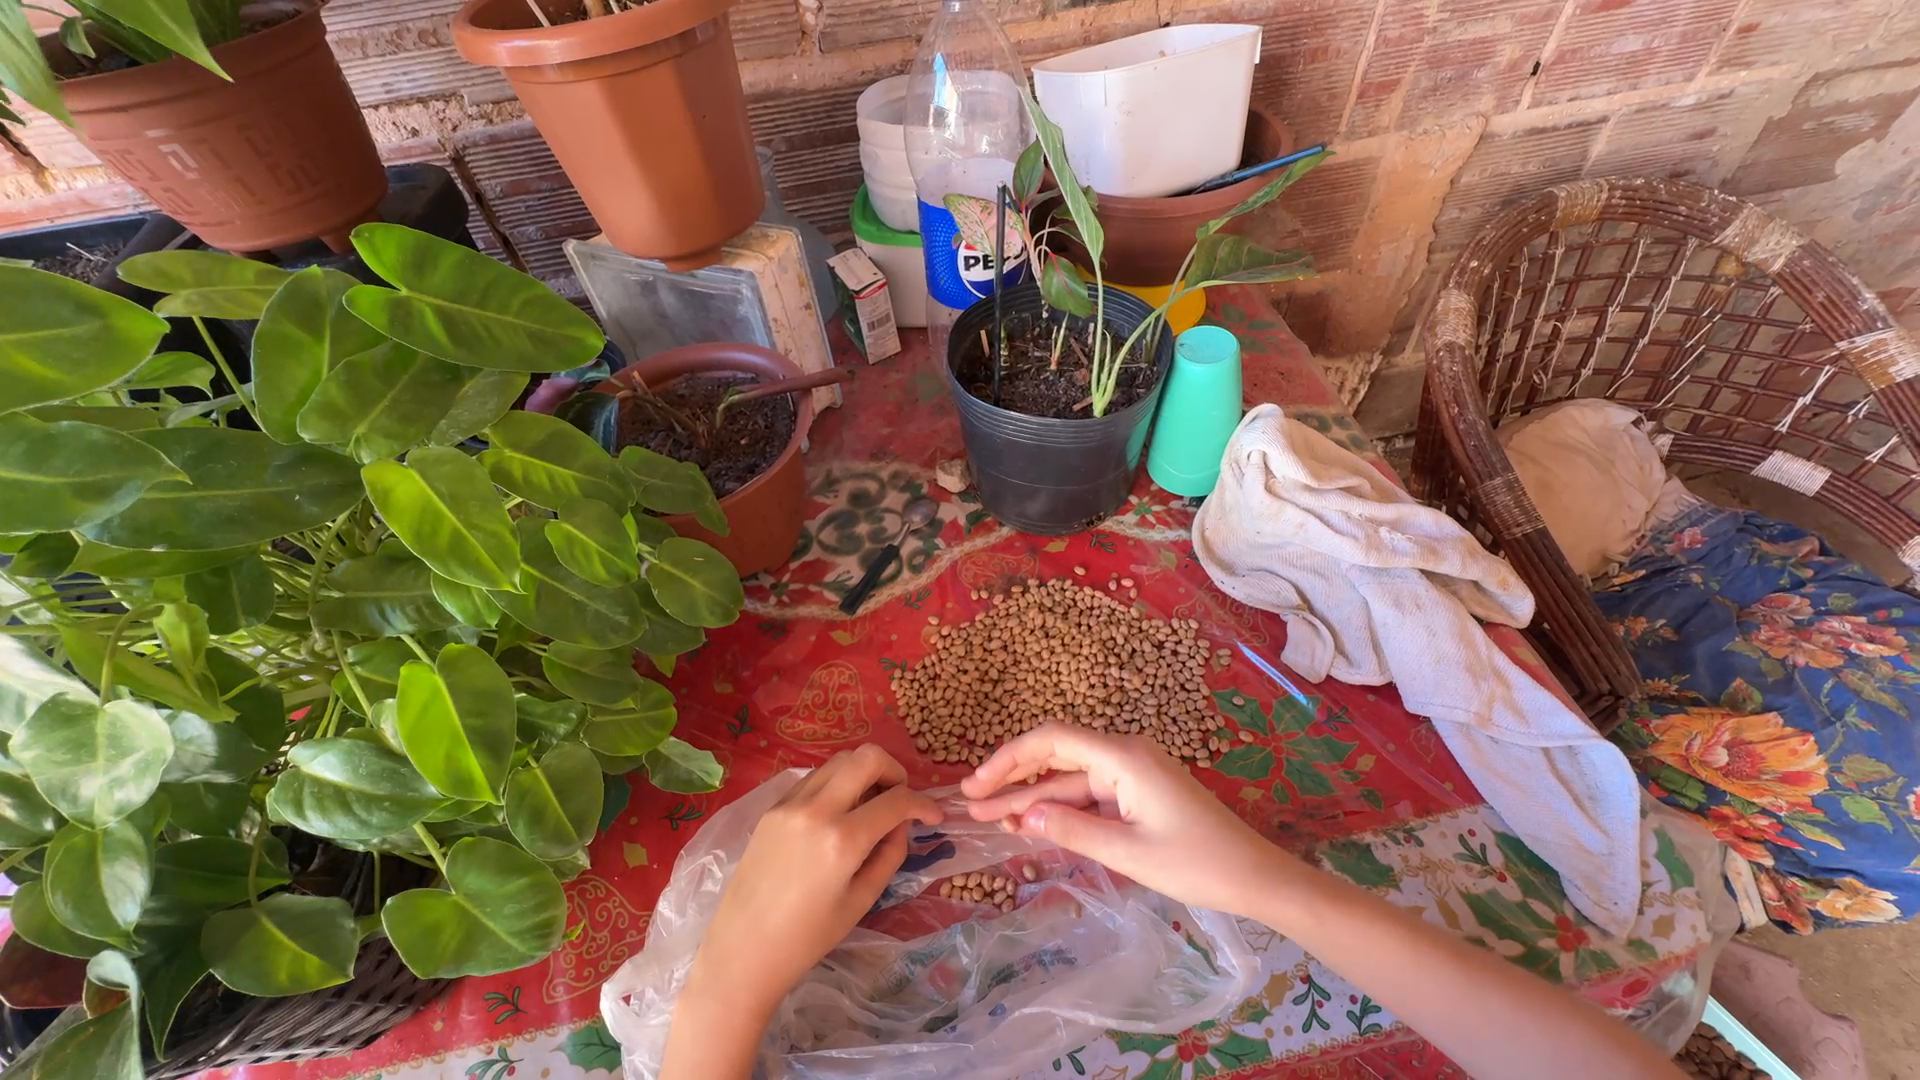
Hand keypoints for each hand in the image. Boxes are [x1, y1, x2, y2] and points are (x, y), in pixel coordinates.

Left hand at [688, 745, 943, 1016]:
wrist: (742, 951)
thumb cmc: (807, 938)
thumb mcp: (862, 900)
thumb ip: (890, 854)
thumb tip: (903, 823)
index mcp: (842, 840)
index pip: (897, 800)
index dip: (924, 803)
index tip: (935, 815)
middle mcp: (816, 809)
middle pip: (867, 756)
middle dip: (894, 771)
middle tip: (901, 798)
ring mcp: (790, 803)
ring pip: (840, 759)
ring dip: (865, 772)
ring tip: (872, 805)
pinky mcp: (773, 807)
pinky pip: (816, 777)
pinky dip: (838, 783)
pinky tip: (841, 813)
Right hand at [961, 724, 1291, 917]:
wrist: (1255, 877)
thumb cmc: (1197, 863)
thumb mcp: (1129, 852)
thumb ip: (1073, 830)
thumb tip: (1024, 815)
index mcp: (1123, 756)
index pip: (1052, 740)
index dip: (1008, 757)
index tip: (977, 783)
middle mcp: (1123, 755)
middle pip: (1055, 756)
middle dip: (1012, 778)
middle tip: (970, 800)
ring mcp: (1129, 774)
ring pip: (1068, 780)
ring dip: (1032, 798)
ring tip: (989, 817)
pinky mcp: (1135, 793)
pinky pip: (1087, 796)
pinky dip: (1060, 810)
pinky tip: (1029, 823)